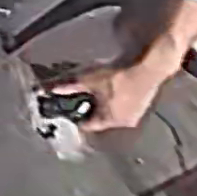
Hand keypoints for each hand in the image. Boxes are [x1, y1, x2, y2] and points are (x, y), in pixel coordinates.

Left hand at [46, 46, 182, 131]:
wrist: (147, 70)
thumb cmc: (117, 78)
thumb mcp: (88, 81)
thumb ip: (68, 87)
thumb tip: (49, 89)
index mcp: (111, 121)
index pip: (88, 126)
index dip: (74, 118)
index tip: (63, 110)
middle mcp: (124, 123)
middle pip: (98, 119)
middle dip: (84, 109)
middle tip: (73, 97)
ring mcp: (135, 115)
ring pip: (109, 113)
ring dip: (97, 104)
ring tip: (87, 91)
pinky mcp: (140, 106)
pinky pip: (119, 107)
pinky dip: (108, 100)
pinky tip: (104, 89)